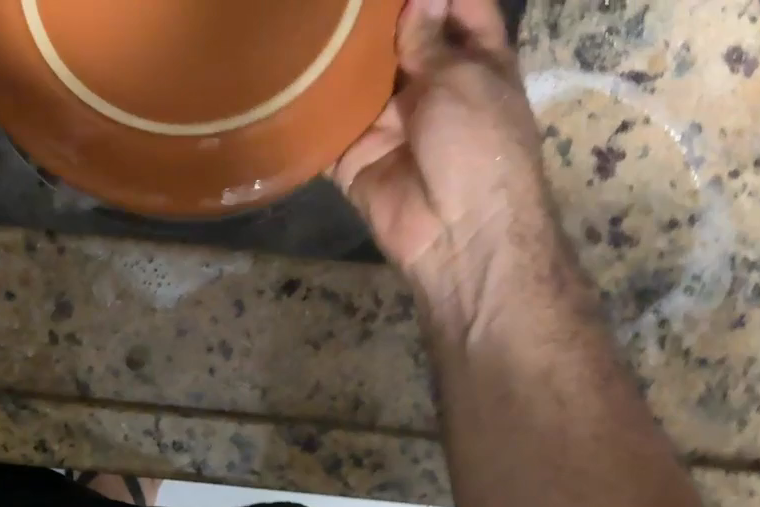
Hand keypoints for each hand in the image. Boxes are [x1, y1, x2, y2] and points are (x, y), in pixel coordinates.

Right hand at [332, 0, 572, 344]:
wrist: (456, 231)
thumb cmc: (478, 145)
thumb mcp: (462, 79)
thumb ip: (430, 41)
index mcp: (472, 61)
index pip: (454, 9)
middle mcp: (427, 88)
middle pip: (397, 44)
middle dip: (371, 22)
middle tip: (331, 1)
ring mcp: (387, 126)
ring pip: (356, 86)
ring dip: (335, 62)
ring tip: (300, 25)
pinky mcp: (353, 160)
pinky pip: (325, 135)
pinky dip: (308, 116)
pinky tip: (282, 84)